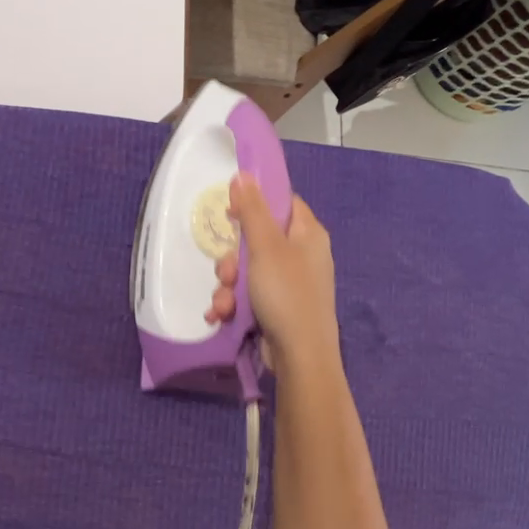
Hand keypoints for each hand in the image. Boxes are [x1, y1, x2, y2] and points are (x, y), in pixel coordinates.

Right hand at [204, 171, 338, 372]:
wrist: (299, 355)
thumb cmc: (287, 294)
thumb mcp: (265, 247)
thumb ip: (252, 210)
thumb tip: (244, 174)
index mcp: (307, 235)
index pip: (282, 204)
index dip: (255, 204)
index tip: (230, 211)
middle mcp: (300, 257)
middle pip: (256, 241)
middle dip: (231, 261)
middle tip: (227, 273)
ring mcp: (288, 285)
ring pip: (245, 273)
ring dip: (226, 288)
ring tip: (224, 305)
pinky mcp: (275, 310)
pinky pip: (246, 297)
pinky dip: (232, 306)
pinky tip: (221, 317)